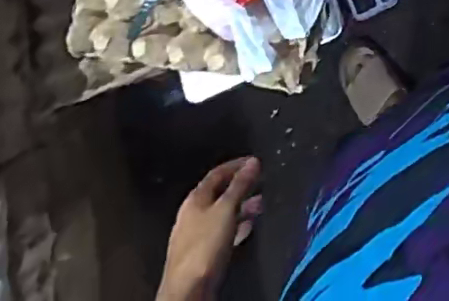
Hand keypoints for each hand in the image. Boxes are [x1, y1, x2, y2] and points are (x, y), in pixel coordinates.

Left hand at [155, 157, 263, 300]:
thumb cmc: (206, 246)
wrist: (187, 294)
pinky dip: (237, 226)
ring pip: (222, 214)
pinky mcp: (202, 255)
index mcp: (195, 200)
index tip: (256, 162)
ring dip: (241, 207)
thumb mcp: (226, 210)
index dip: (237, 165)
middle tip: (261, 183)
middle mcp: (193, 214)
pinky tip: (248, 228)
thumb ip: (240, 185)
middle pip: (219, 193)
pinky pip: (222, 232)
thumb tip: (253, 162)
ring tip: (260, 205)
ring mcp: (196, 236)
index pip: (217, 173)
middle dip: (241, 187)